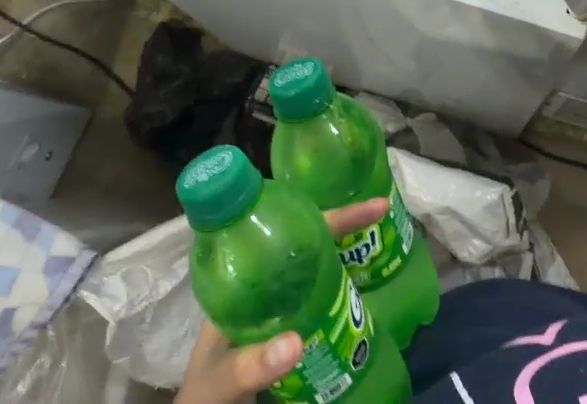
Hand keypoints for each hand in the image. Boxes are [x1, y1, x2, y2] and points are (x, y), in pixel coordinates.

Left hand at [173, 198, 389, 403]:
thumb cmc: (203, 397)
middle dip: (344, 226)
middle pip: (309, 246)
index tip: (358, 202)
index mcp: (242, 283)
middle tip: (379, 212)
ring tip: (383, 250)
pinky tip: (369, 299)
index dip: (320, 215)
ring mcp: (283, 310)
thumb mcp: (220, 381)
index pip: (283, 234)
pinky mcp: (298, 333)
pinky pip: (328, 304)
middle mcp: (266, 288)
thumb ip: (250, 365)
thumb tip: (296, 342)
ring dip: (350, 260)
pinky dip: (349, 298)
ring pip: (322, 272)